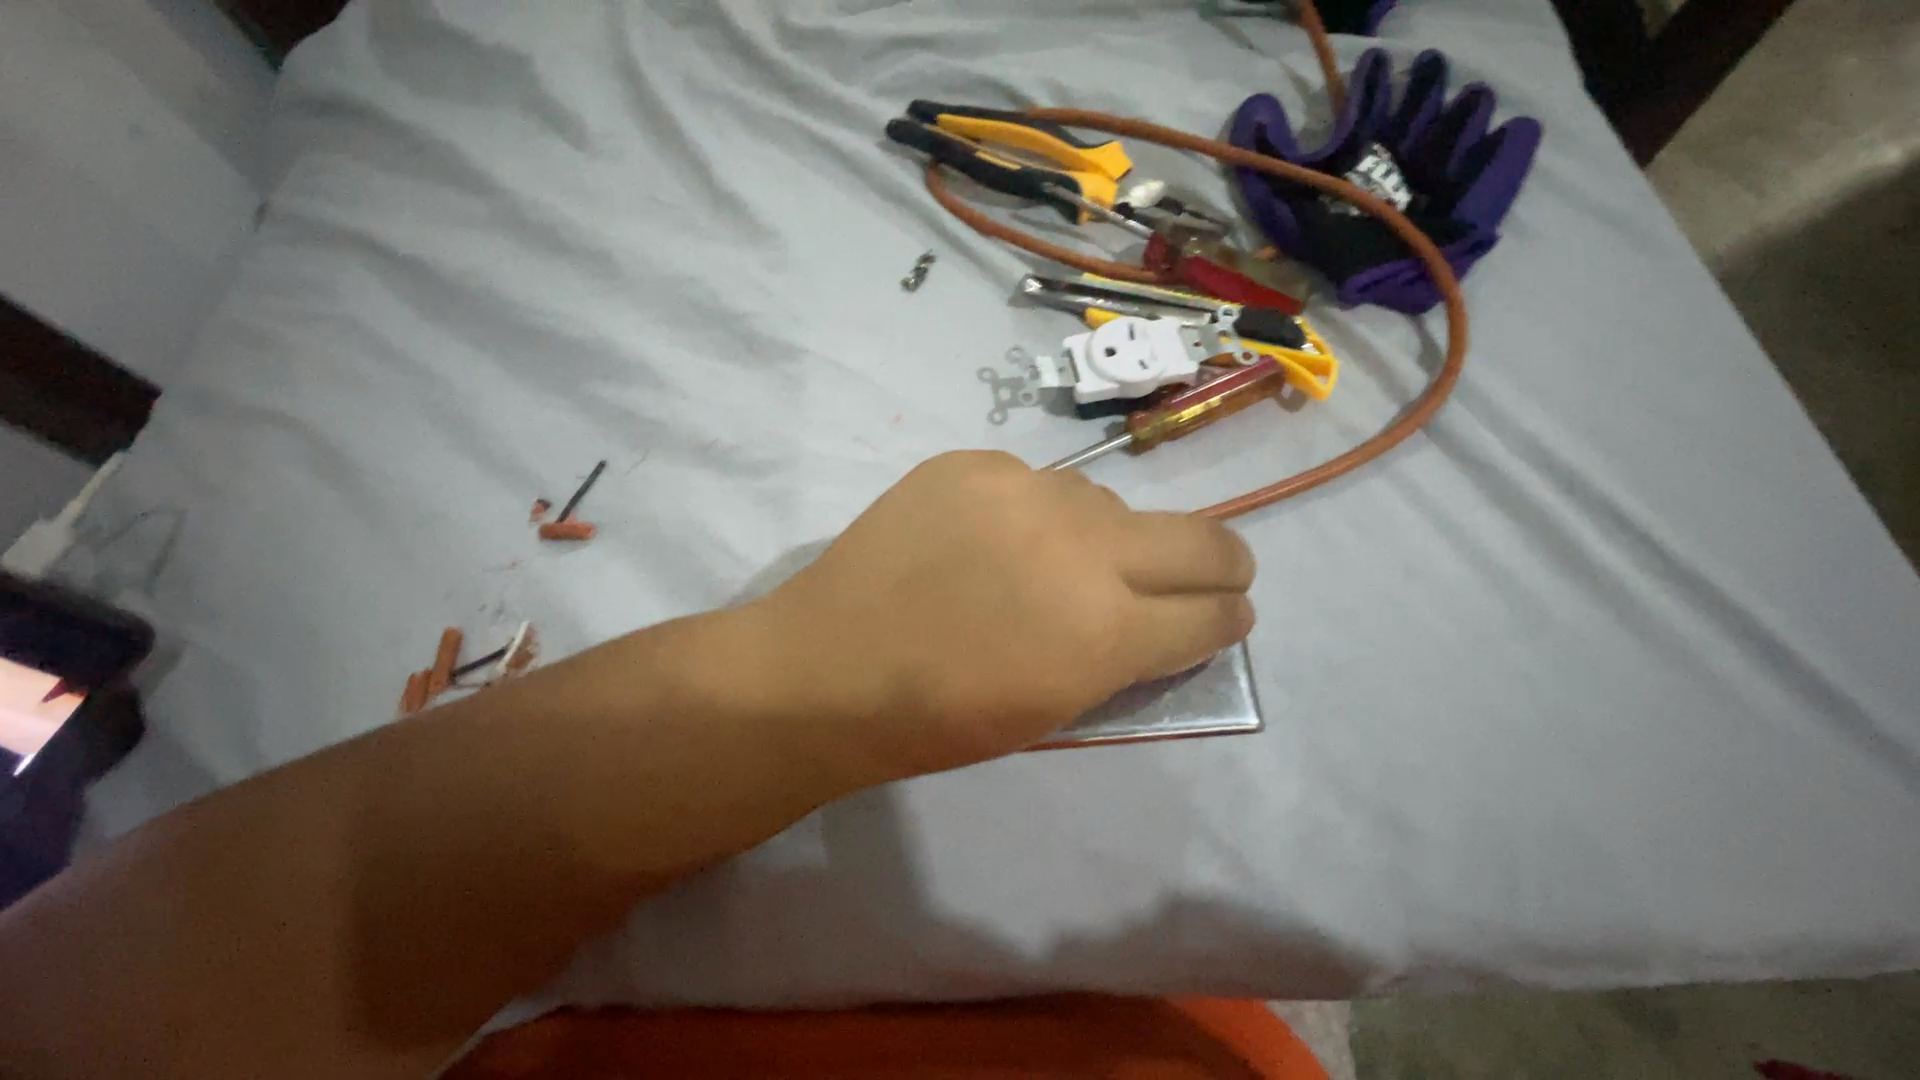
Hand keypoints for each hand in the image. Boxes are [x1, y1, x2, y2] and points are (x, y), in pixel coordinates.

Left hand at [738, 450, 1255, 778]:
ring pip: (1108, 502)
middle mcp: (1082, 545)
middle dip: (1222, 562)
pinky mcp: (973, 463)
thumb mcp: (1055, 709)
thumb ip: (1126, 659)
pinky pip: (1035, 482)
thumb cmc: (940, 720)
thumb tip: (1170, 618)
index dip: (1227, 618)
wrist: (828, 667)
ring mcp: (1024, 491)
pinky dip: (1033, 513)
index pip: (1209, 613)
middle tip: (1214, 573)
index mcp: (1106, 629)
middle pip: (1199, 537)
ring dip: (1106, 536)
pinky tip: (994, 541)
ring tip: (1059, 563)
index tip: (1228, 614)